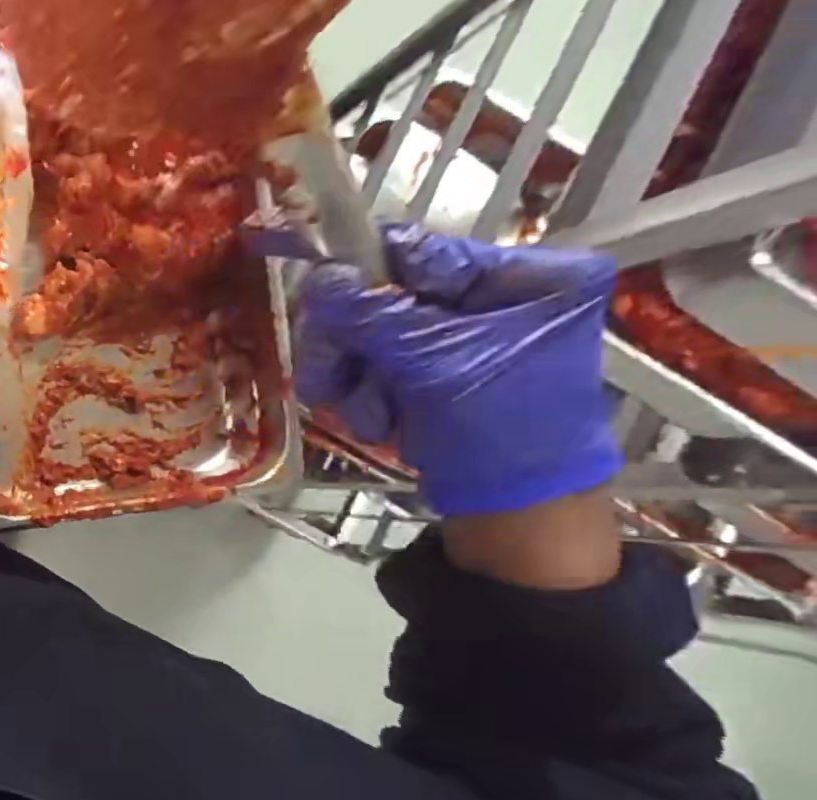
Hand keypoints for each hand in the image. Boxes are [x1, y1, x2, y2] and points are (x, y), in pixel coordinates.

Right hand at [296, 225, 623, 515]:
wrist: (514, 505)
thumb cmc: (500, 430)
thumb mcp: (437, 366)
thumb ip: (376, 317)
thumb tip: (322, 277)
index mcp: (524, 277)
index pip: (420, 254)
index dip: (361, 271)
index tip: (314, 287)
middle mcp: (486, 299)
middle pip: (380, 299)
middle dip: (349, 346)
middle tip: (332, 380)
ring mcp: (450, 338)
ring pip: (362, 338)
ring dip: (349, 380)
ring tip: (371, 418)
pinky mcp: (422, 372)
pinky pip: (365, 368)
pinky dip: (357, 397)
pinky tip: (377, 421)